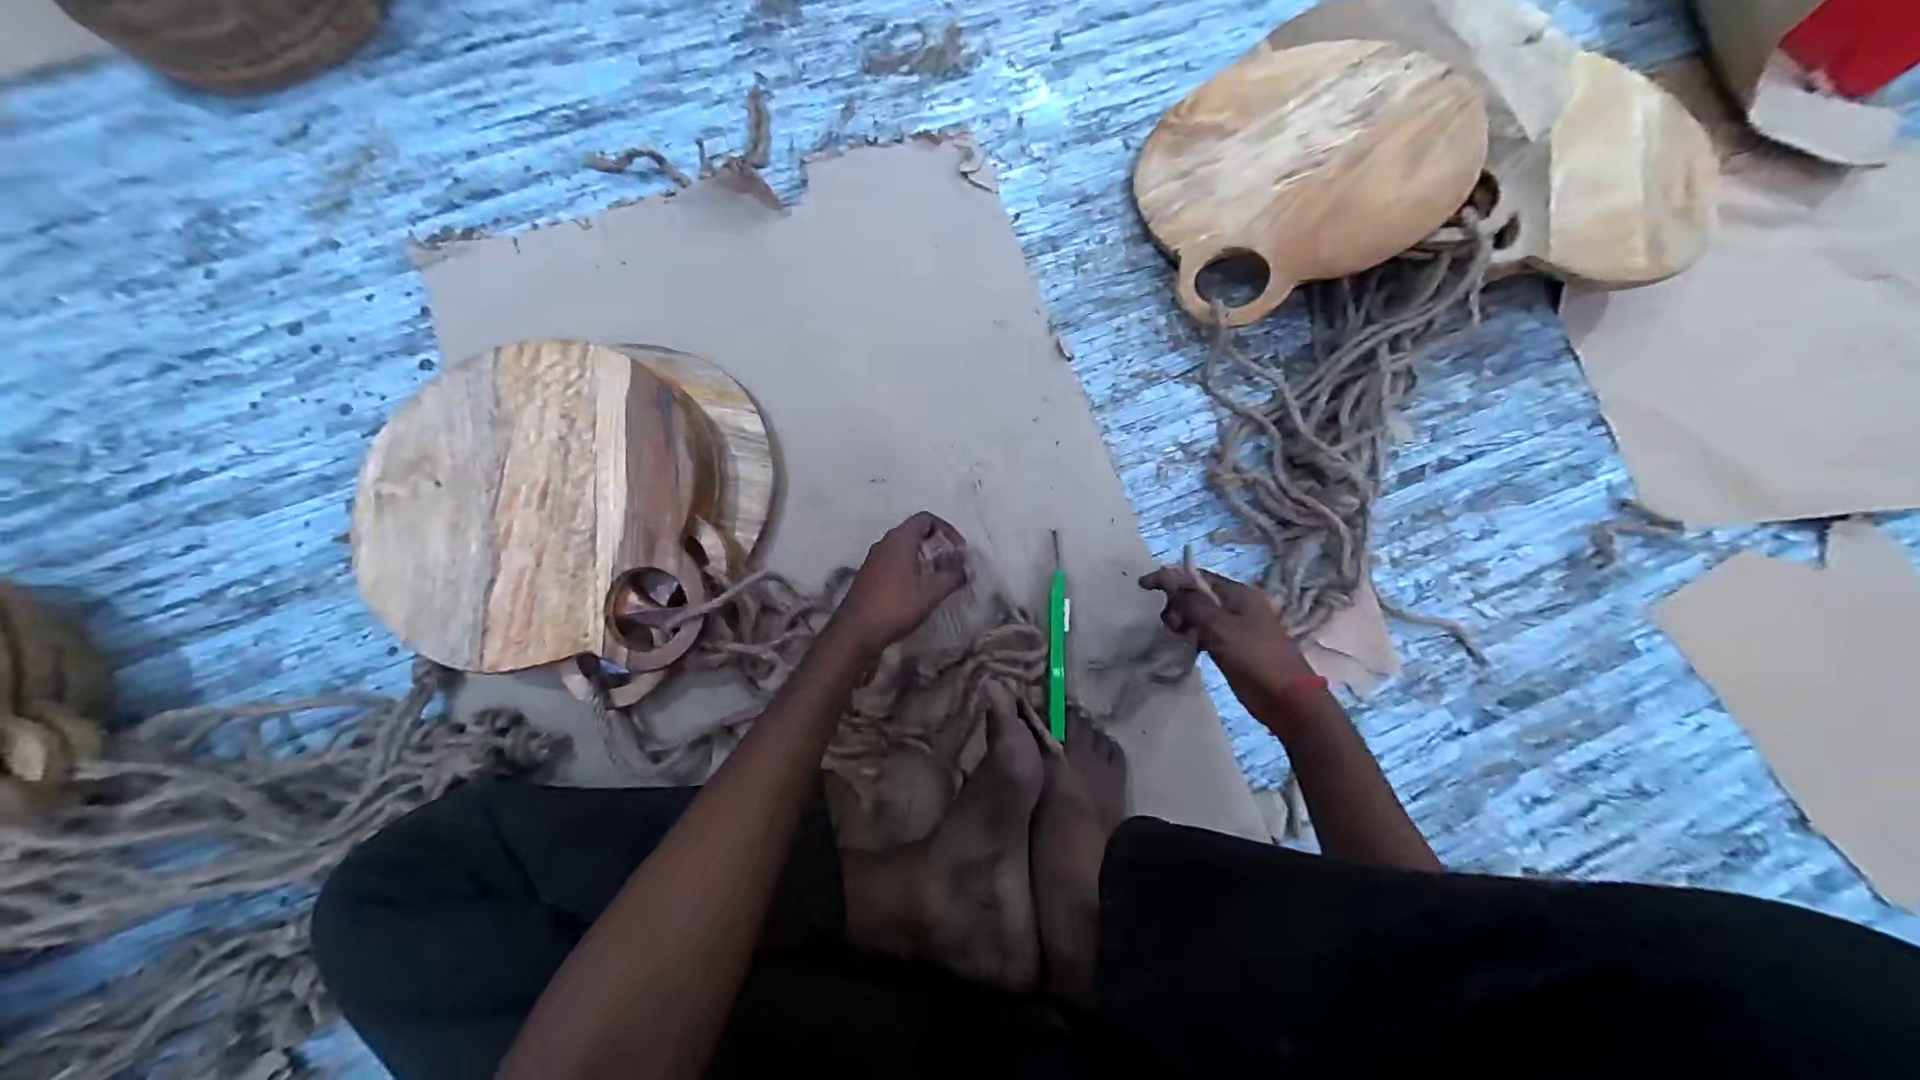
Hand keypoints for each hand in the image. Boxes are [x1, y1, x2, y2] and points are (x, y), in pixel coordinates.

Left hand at [832, 512, 968, 656]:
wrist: (855, 632)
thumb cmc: (895, 606)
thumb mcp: (931, 592)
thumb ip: (952, 576)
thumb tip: (966, 568)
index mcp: (899, 540)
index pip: (926, 519)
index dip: (947, 529)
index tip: (959, 549)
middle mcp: (884, 544)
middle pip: (914, 531)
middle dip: (937, 543)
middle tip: (952, 562)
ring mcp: (874, 559)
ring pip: (903, 547)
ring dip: (924, 556)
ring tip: (939, 576)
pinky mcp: (869, 575)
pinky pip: (894, 561)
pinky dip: (910, 567)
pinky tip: (918, 588)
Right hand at [1139, 566, 1315, 693]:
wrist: (1288, 700)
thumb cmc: (1255, 658)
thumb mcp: (1219, 627)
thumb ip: (1193, 604)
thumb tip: (1171, 584)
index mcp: (1238, 593)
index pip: (1197, 576)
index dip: (1170, 578)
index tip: (1143, 586)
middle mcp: (1238, 605)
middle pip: (1197, 595)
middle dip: (1177, 603)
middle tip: (1170, 624)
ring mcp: (1238, 627)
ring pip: (1201, 615)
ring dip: (1184, 621)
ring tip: (1177, 637)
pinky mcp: (1235, 647)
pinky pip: (1207, 633)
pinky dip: (1194, 635)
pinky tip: (1188, 646)